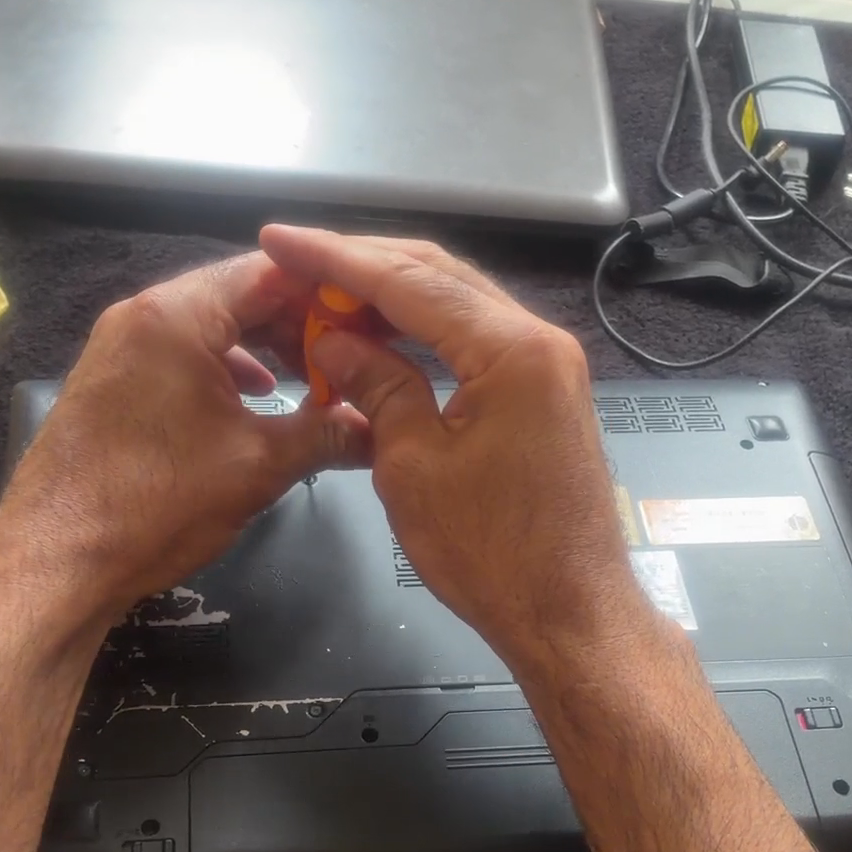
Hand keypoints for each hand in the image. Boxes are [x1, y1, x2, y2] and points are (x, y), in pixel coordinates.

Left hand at [0, 251, 367, 627]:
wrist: (56, 561)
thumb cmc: (159, 502)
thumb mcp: (260, 466)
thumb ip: (328, 435)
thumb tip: (381, 429)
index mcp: (178, 316)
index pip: (269, 271)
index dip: (327, 291)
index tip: (370, 319)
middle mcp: (143, 315)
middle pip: (239, 294)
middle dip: (298, 324)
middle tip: (347, 355)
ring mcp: (121, 346)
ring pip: (210, 326)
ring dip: (265, 347)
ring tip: (309, 379)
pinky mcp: (113, 380)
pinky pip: (182, 354)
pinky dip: (226, 368)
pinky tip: (252, 399)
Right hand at [257, 225, 664, 667]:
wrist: (569, 612)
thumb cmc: (492, 554)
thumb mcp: (414, 467)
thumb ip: (377, 386)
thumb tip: (335, 341)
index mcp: (512, 350)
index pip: (410, 282)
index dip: (337, 259)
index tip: (281, 239)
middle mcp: (540, 341)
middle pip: (442, 277)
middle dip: (366, 266)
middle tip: (302, 264)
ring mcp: (550, 366)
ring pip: (460, 307)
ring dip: (396, 299)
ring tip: (331, 297)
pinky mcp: (546, 394)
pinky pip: (477, 344)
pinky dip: (427, 337)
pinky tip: (386, 340)